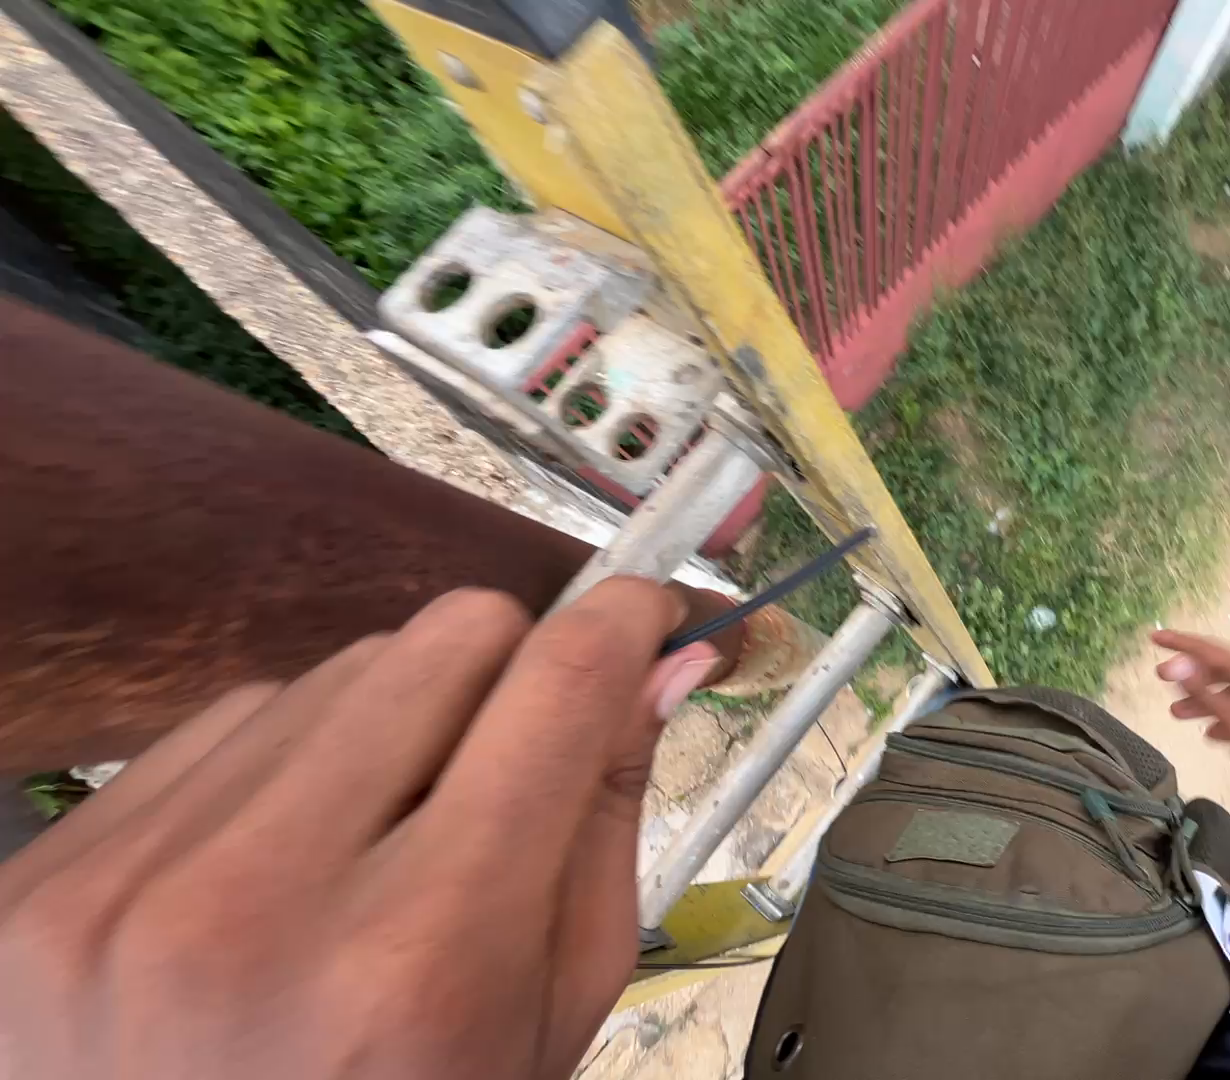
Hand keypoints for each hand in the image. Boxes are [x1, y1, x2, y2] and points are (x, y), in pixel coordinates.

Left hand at [0, 579, 718, 1079]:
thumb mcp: (568, 983)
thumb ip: (616, 802)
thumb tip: (671, 662)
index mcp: (430, 943)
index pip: (563, 684)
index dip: (630, 614)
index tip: (656, 612)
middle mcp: (263, 893)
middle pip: (456, 632)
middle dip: (521, 662)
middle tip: (526, 741)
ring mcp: (124, 879)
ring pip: (354, 661)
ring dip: (416, 710)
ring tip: (404, 816)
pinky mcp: (44, 871)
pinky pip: (245, 710)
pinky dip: (311, 747)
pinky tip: (302, 844)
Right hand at [1153, 629, 1229, 871]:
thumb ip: (1206, 694)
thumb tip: (1177, 664)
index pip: (1210, 651)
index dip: (1180, 644)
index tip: (1154, 638)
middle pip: (1221, 671)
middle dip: (1189, 676)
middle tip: (1161, 680)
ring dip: (1205, 701)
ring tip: (1178, 715)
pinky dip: (1226, 718)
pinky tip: (1215, 735)